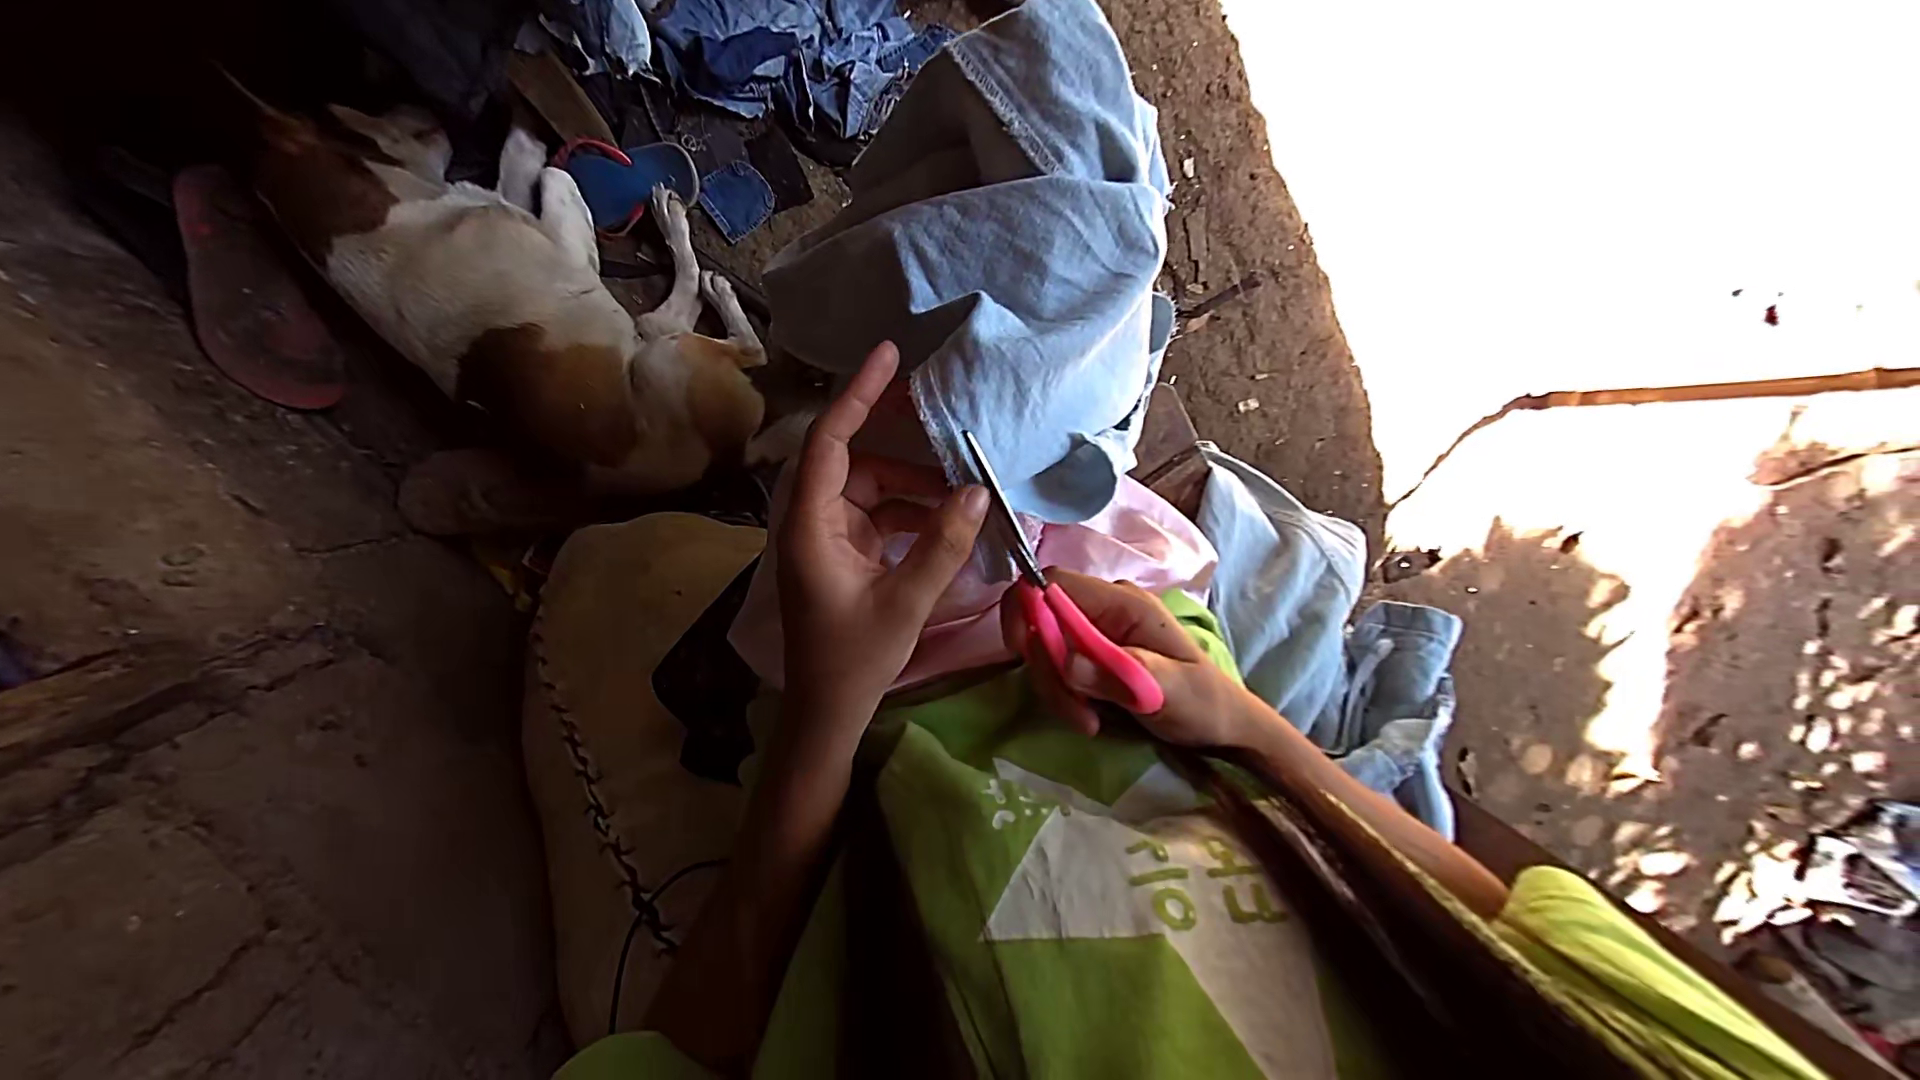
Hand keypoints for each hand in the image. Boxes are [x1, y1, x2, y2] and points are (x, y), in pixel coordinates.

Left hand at [777, 342, 988, 717]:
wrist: (828, 709)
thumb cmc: (854, 659)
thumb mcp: (905, 602)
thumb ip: (942, 545)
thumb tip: (977, 492)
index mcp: (811, 524)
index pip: (829, 441)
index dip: (857, 394)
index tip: (889, 354)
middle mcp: (814, 519)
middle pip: (857, 460)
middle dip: (905, 448)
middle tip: (950, 430)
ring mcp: (830, 535)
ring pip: (874, 488)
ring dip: (916, 488)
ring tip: (963, 492)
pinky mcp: (846, 551)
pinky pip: (881, 514)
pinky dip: (913, 514)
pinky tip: (947, 523)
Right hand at [999, 569, 1270, 748]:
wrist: (1222, 724)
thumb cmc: (1204, 703)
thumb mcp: (1171, 692)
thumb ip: (1119, 673)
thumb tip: (1067, 661)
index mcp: (1123, 603)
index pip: (1053, 582)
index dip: (1026, 608)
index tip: (1022, 652)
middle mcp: (1103, 609)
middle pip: (1042, 620)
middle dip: (1047, 669)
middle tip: (1076, 712)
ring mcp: (1095, 630)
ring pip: (1045, 648)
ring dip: (1055, 688)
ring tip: (1089, 722)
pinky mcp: (1090, 653)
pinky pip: (1056, 666)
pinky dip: (1062, 694)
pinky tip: (1089, 717)